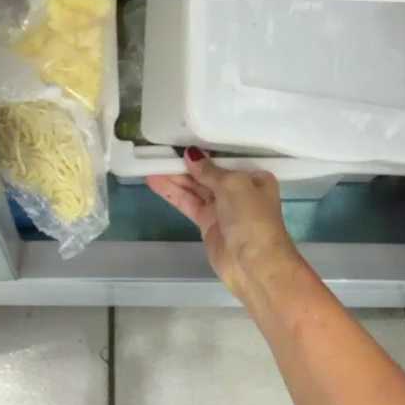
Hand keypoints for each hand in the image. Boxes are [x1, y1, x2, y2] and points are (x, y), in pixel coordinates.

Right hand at [148, 149, 305, 302]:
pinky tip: (154, 181)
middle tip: (159, 151)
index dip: (205, 151)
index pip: (225, 160)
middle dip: (185, 164)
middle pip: (207, 173)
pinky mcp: (207, 224)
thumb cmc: (251, 216)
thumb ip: (209, 170)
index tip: (182, 140)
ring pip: (195, 188)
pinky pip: (188, 202)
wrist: (254, 264)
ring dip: (174, 176)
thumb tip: (191, 154)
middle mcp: (238, 191)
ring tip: (150, 163)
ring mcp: (222, 209)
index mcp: (253, 178)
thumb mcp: (233, 184)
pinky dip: (172, 192)